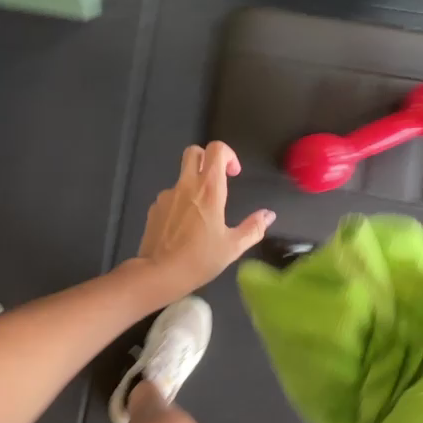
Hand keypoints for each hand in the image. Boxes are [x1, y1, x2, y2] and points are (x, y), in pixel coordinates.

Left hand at [134, 142, 275, 294]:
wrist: (159, 273)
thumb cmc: (200, 259)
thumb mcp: (233, 246)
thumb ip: (253, 228)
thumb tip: (268, 215)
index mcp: (209, 189)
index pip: (216, 149)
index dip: (228, 154)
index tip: (233, 174)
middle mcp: (186, 185)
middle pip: (194, 152)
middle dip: (207, 159)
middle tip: (217, 181)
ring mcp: (167, 195)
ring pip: (181, 177)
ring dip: (194, 185)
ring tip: (201, 216)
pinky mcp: (154, 207)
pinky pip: (170, 197)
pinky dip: (180, 203)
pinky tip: (184, 227)